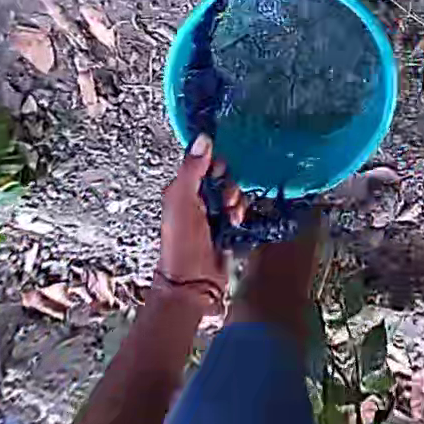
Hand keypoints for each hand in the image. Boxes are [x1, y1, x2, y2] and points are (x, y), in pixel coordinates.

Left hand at [160, 134, 243, 293]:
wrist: (194, 286)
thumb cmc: (183, 244)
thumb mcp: (183, 203)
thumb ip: (192, 170)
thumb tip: (203, 138)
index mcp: (183, 189)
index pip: (204, 162)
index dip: (215, 163)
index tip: (220, 172)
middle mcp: (197, 198)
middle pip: (223, 176)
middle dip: (229, 184)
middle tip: (226, 199)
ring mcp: (212, 213)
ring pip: (234, 191)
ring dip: (236, 200)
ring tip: (231, 214)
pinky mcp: (227, 225)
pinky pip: (240, 207)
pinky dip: (241, 212)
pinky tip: (236, 221)